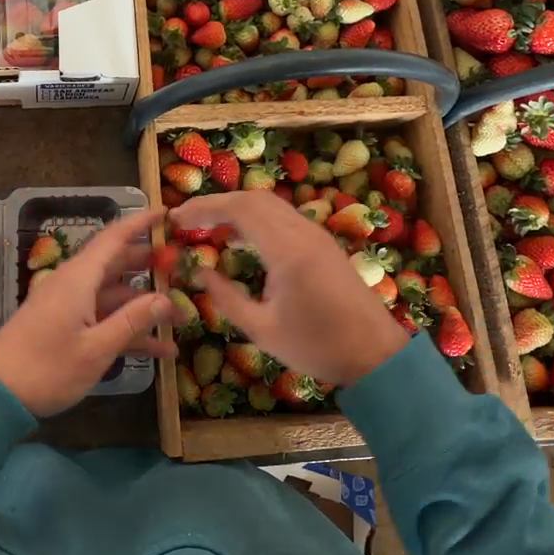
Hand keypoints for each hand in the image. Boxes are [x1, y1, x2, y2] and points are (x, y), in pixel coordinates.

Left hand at [0, 210, 178, 416]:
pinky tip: (160, 350)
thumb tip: (166, 299)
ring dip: (144, 306)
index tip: (166, 212)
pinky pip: (102, 318)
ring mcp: (69, 306)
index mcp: (79, 278)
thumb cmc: (47, 368)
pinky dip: (127, 329)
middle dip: (150, 264)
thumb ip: (132, 321)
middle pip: (117, 263)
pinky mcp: (65, 326)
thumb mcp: (96, 349)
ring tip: (181, 318)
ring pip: (114, 295)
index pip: (114, 237)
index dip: (140, 222)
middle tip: (183, 264)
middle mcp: (74, 284)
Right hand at [172, 192, 406, 386]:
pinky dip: (256, 219)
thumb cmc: (317, 346)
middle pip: (254, 198)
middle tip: (187, 221)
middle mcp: (303, 232)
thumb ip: (225, 298)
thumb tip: (200, 272)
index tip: (177, 218)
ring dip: (237, 209)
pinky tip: (241, 239)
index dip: (204, 208)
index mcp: (287, 250)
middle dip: (216, 204)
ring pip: (270, 205)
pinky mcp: (323, 244)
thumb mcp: (262, 330)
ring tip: (208, 228)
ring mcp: (316, 235)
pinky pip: (284, 217)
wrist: (376, 356)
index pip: (239, 209)